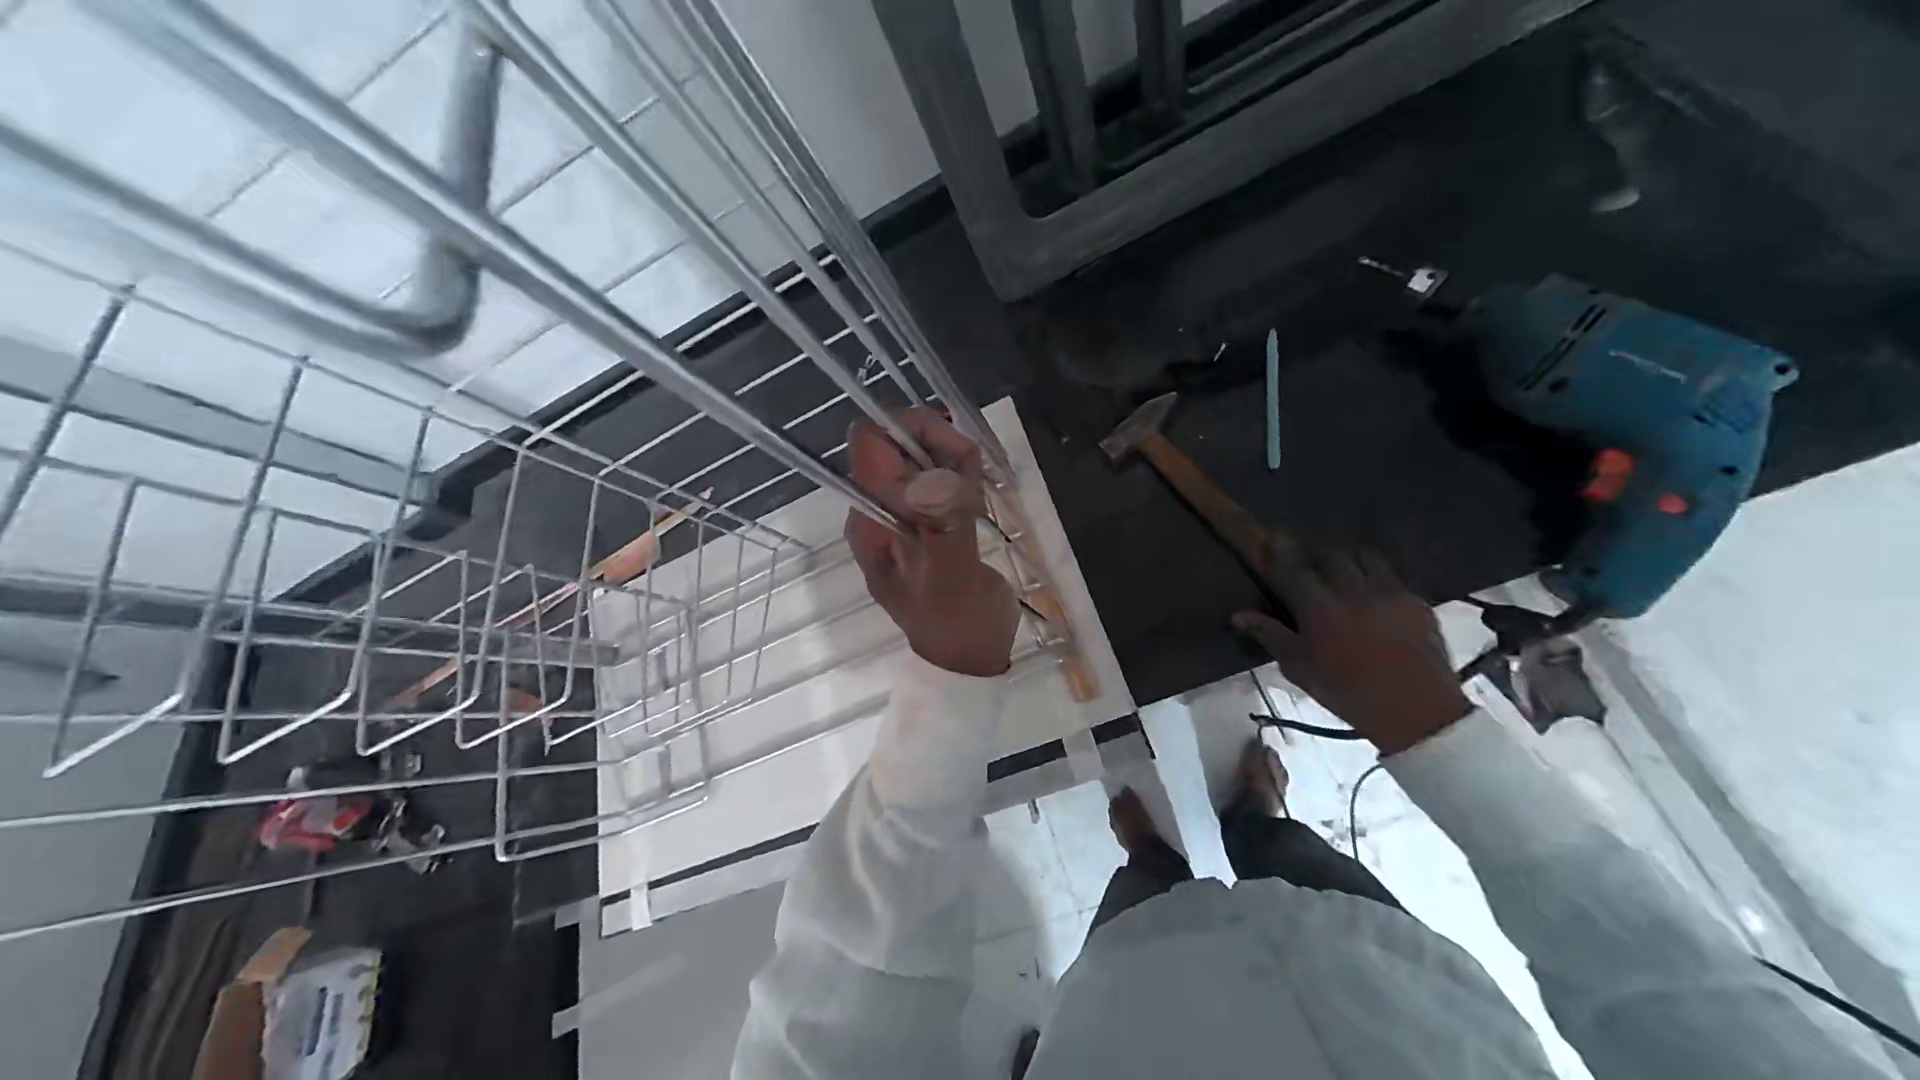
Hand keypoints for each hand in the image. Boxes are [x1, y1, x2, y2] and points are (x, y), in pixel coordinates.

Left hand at [845, 408, 1018, 677]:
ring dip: (956, 461)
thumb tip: (929, 477)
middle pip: (898, 441)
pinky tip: (978, 505)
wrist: (968, 655)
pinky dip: (963, 476)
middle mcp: (879, 507)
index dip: (910, 430)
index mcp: (870, 517)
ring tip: (978, 501)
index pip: (871, 444)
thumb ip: (941, 525)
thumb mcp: (949, 579)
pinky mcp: (928, 517)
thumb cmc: (957, 621)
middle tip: (975, 481)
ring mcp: (904, 511)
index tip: (954, 452)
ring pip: (923, 454)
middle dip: (940, 444)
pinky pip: (941, 474)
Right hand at [1232, 540, 1471, 753]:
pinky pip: (1392, 575)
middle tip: (1307, 557)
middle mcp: (1353, 591)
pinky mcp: (1415, 602)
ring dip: (1346, 555)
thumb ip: (1269, 635)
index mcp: (1320, 608)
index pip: (1293, 567)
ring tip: (1340, 564)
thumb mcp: (1299, 668)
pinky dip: (1376, 574)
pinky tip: (1372, 589)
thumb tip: (1238, 615)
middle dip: (1315, 551)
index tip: (1271, 538)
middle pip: (1330, 554)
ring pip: (1364, 556)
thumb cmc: (1347, 692)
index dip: (1280, 550)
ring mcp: (1388, 593)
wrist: (1416, 712)